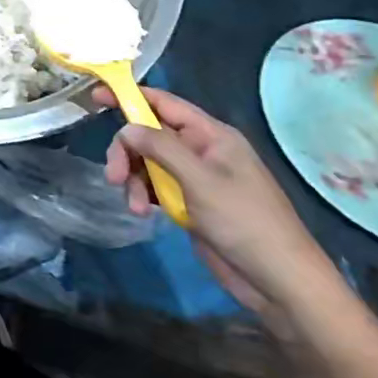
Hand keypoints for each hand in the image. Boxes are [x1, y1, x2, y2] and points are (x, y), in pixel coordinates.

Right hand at [96, 86, 329, 310]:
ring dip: (134, 178)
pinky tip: (142, 212)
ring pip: (150, 163)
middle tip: (112, 175)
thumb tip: (127, 127)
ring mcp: (196, 178)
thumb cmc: (244, 220)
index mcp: (211, 134)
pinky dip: (144, 194)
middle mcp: (201, 150)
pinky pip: (157, 187)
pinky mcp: (191, 204)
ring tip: (132, 204)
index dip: (131, 97)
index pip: (164, 103)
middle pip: (151, 135)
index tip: (97, 96)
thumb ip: (161, 149)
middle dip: (129, 150)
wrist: (279, 281)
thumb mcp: (200, 180)